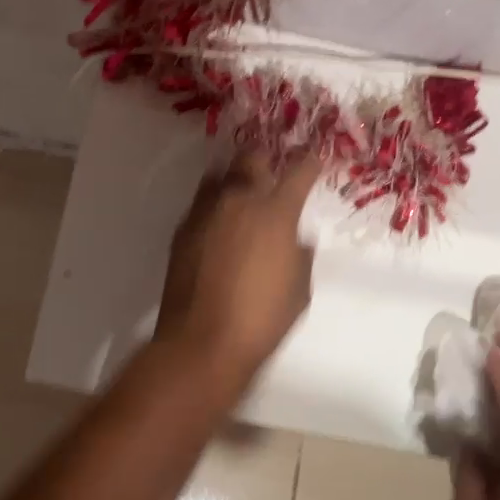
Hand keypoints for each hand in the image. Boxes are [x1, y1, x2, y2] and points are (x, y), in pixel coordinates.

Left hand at [157, 150, 321, 378]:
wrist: (203, 341)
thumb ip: (300, 254)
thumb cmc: (262, 319)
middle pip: (253, 158)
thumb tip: (296, 239)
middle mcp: (239, 200)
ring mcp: (206, 211)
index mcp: (276, 212)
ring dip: (236, 176)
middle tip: (275, 168)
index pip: (299, 171)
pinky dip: (216, 202)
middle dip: (267, 157)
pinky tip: (222, 221)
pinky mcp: (183, 229)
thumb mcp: (299, 289)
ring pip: (222, 174)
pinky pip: (203, 201)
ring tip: (245, 188)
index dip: (311, 162)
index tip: (316, 159)